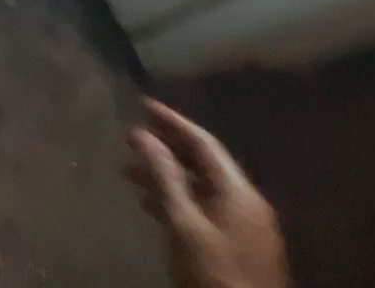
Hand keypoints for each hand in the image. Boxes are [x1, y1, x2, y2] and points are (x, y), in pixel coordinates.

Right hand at [126, 99, 287, 287]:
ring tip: (129, 172)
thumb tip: (142, 134)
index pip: (203, 143)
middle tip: (128, 138)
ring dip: (166, 175)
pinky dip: (177, 197)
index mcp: (238, 191)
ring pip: (200, 186)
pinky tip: (152, 204)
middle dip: (165, 148)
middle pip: (202, 163)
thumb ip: (164, 176)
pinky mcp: (239, 244)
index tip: (142, 103)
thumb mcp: (183, 223)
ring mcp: (245, 224)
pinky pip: (204, 206)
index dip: (172, 121)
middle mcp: (246, 201)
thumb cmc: (214, 271)